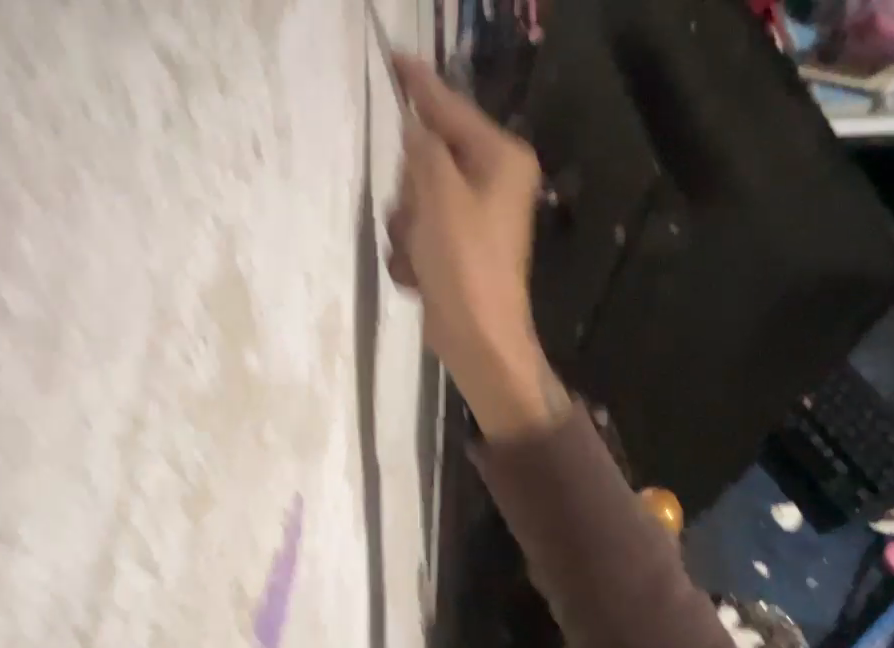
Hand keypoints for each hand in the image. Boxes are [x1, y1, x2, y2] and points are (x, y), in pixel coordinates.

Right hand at [387, 54, 568, 438]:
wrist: (478, 340)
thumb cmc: (465, 266)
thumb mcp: (439, 197)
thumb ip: (423, 151)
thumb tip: (415, 127)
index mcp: (501, 160)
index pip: (452, 111)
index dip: (419, 89)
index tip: (392, 61)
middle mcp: (492, 183)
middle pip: (428, 160)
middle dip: (410, 193)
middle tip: (416, 219)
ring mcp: (473, 220)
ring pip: (415, 201)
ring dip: (407, 231)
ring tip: (420, 256)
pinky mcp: (457, 252)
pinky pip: (417, 235)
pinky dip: (411, 256)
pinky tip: (420, 277)